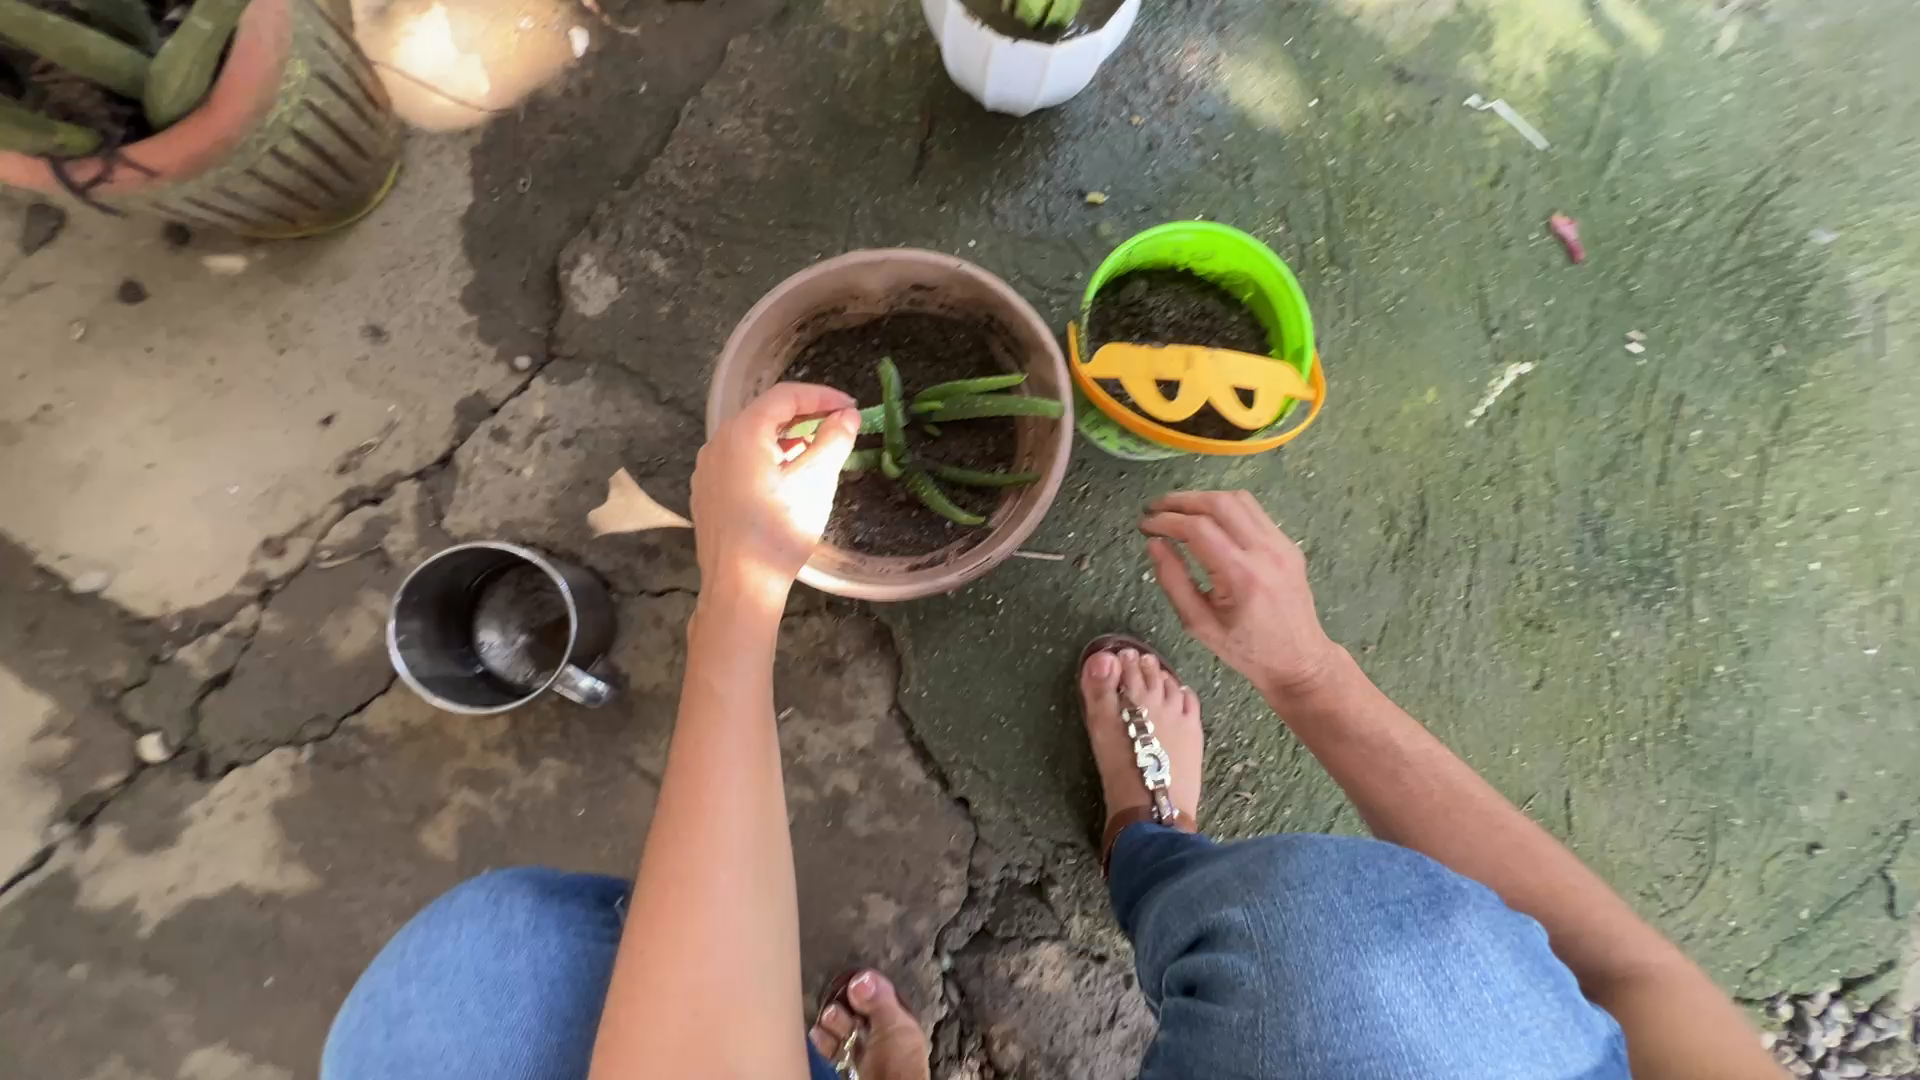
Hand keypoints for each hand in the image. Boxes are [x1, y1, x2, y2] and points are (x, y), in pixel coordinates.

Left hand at [691, 383, 860, 601]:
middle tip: (838, 426)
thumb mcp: (815, 482)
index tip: (851, 407)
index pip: (786, 395)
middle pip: (766, 413)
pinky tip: (786, 478)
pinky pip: (740, 460)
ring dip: (787, 437)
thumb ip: (833, 441)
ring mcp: (708, 467)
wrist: (740, 585)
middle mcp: (718, 441)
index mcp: (744, 432)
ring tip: (817, 451)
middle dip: (806, 415)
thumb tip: (847, 416)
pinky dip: (768, 457)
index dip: (822, 396)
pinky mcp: (707, 491)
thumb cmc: (780, 531)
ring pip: (752, 437)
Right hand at [1141, 490, 1341, 699]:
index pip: (1198, 528)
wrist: (1299, 660)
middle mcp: (1266, 552)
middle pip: (1220, 503)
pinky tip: (1206, 519)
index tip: (1145, 525)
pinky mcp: (1288, 545)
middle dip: (1181, 501)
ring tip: (1177, 510)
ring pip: (1239, 500)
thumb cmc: (1245, 650)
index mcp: (1242, 576)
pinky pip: (1253, 512)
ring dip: (1203, 498)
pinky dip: (1224, 507)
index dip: (1166, 521)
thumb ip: (1173, 581)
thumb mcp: (1198, 624)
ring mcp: (1282, 545)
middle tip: (1155, 509)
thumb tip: (1154, 544)